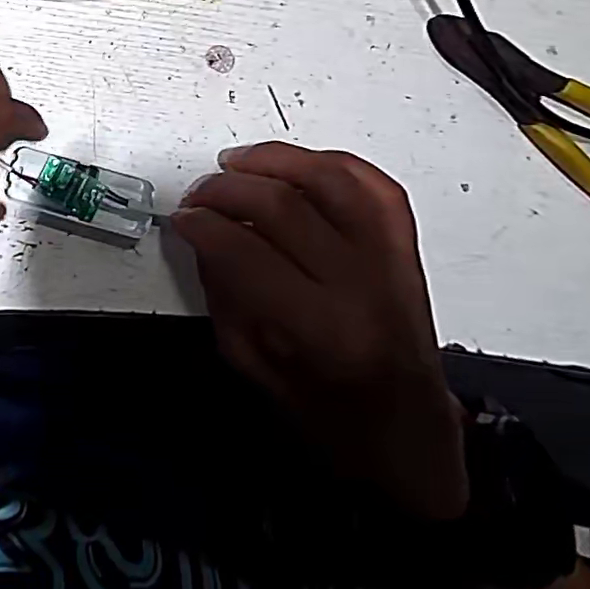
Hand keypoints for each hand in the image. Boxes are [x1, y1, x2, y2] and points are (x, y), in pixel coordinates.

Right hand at [170, 143, 466, 518]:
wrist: (407, 428)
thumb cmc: (330, 412)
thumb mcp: (251, 361)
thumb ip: (223, 292)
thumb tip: (203, 235)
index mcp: (323, 330)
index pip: (245, 251)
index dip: (201, 225)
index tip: (182, 219)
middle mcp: (363, 287)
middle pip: (282, 204)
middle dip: (223, 190)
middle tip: (199, 196)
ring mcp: (392, 260)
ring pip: (330, 179)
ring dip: (273, 160)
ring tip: (237, 164)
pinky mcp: (406, 247)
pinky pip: (372, 184)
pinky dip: (330, 163)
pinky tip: (295, 165)